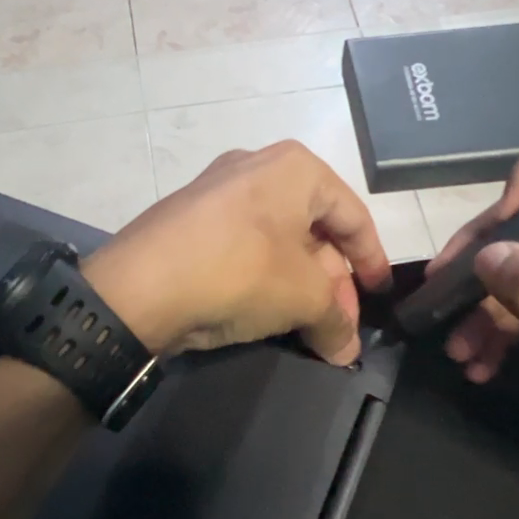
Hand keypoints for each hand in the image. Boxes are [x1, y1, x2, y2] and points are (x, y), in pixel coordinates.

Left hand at [83, 140, 391, 364]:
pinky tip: (266, 319)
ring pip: (276, 245)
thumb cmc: (239, 272)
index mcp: (294, 168)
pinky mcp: (186, 224)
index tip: (380, 297)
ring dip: (299, 291)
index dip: (372, 261)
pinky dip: (262, 284)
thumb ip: (336, 321)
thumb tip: (346, 350)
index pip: (353, 215)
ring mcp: (214, 194)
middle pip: (313, 232)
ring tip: (309, 332)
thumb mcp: (303, 298)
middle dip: (333, 287)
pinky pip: (241, 252)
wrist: (138, 287)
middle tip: (340, 330)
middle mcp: (255, 169)